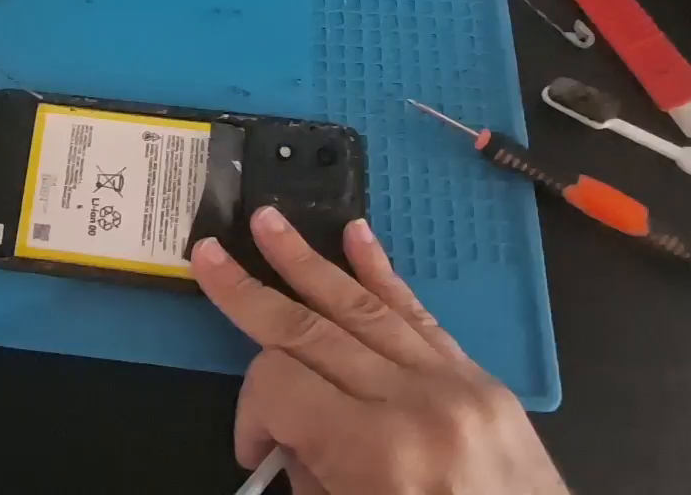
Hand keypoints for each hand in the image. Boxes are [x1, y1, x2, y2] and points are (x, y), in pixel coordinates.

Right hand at [191, 208, 566, 494]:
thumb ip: (310, 471)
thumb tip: (286, 423)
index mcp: (378, 454)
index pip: (281, 383)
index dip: (251, 409)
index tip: (255, 449)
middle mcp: (414, 403)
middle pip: (310, 328)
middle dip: (250, 291)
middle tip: (209, 253)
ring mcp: (455, 384)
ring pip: (361, 305)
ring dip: (306, 260)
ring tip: (267, 221)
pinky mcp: (481, 381)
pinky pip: (420, 315)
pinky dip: (383, 272)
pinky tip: (356, 234)